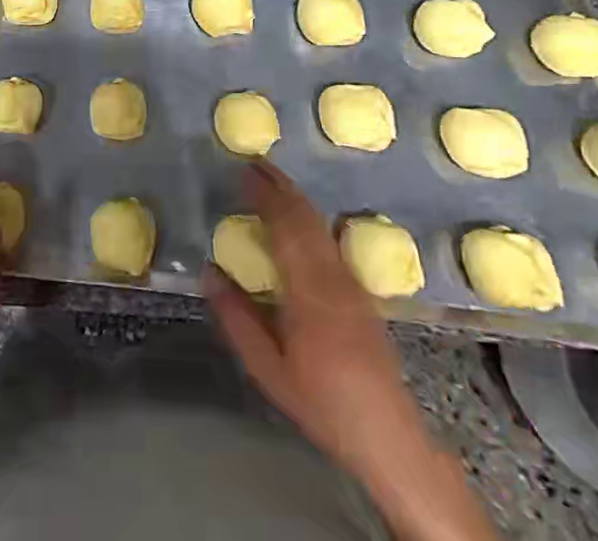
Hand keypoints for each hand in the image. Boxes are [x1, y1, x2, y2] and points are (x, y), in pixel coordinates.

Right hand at [204, 159, 413, 467]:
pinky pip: (330, 242)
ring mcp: (353, 284)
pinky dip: (310, 218)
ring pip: (322, 228)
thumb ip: (237, 318)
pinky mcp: (362, 293)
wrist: (388, 435)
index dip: (265, 196)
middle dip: (281, 187)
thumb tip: (209, 271)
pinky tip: (299, 218)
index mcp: (310, 295)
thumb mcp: (267, 368)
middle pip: (307, 220)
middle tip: (256, 161)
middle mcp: (336, 280)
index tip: (244, 171)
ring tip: (272, 179)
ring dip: (297, 199)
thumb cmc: (321, 403)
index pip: (286, 230)